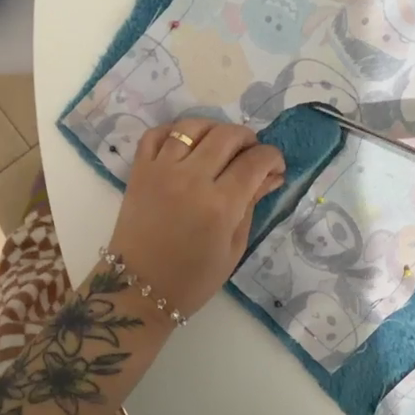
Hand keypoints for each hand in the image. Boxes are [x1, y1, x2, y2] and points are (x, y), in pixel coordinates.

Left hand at [107, 119, 285, 315]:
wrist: (139, 287)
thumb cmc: (193, 277)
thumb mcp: (234, 247)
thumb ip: (252, 205)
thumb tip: (272, 176)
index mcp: (219, 205)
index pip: (254, 162)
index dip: (272, 158)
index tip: (275, 166)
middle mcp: (191, 179)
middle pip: (226, 136)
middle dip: (247, 139)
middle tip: (251, 154)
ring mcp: (161, 170)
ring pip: (191, 126)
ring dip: (213, 129)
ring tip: (220, 144)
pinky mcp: (139, 170)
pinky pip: (155, 134)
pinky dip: (173, 131)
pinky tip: (186, 143)